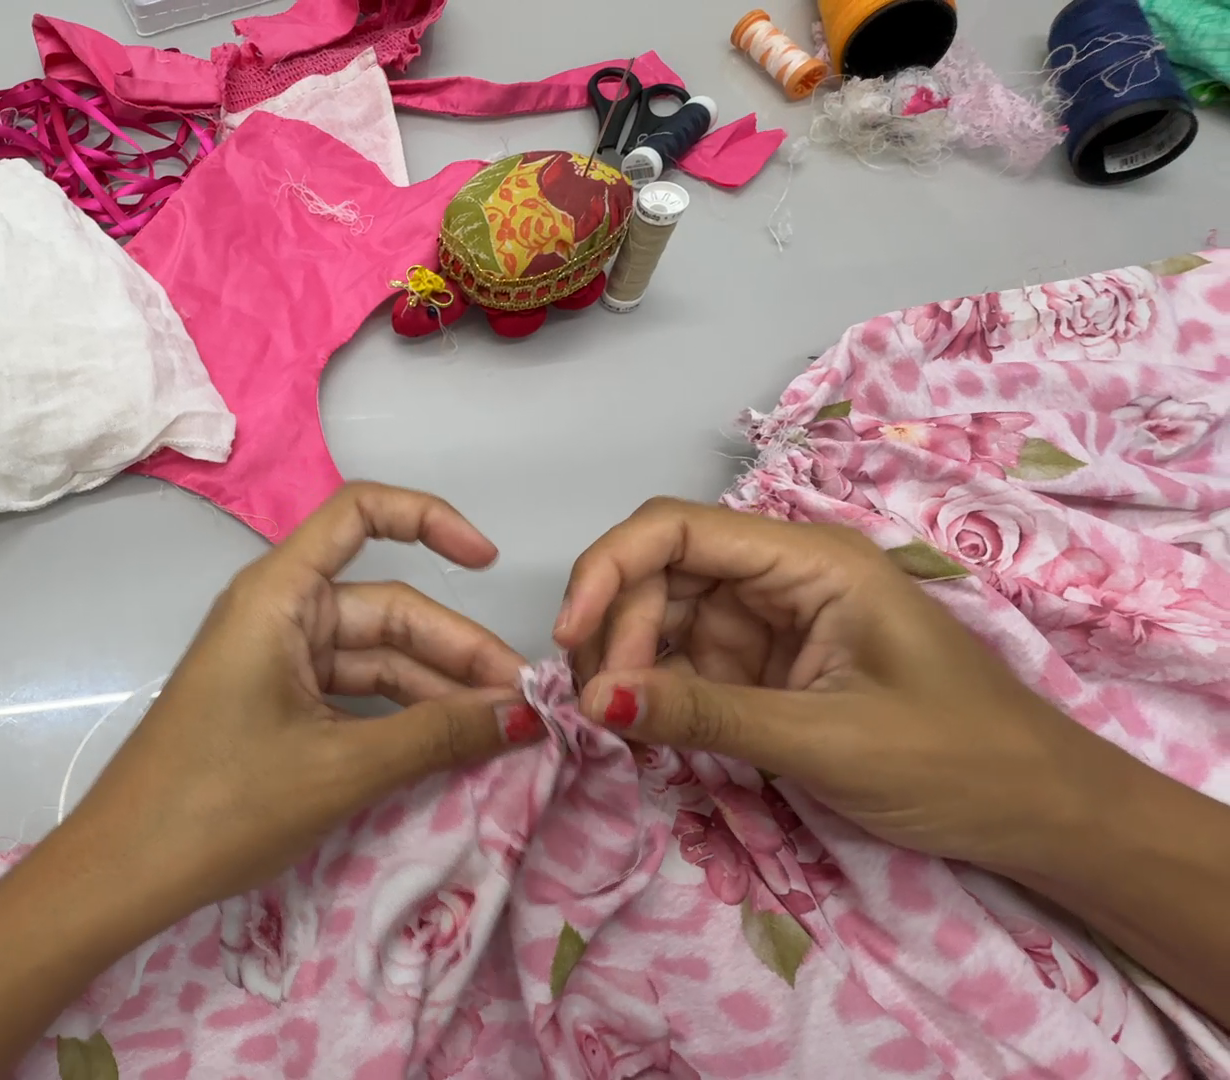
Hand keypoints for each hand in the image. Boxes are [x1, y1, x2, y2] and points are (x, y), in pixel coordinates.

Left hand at [65, 483, 536, 912]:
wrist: (126, 870)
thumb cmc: (224, 801)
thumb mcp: (342, 766)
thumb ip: (439, 735)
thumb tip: (528, 715)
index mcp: (279, 594)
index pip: (359, 514)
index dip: (429, 521)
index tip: (488, 564)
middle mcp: (279, 612)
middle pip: (386, 607)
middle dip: (457, 651)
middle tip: (528, 704)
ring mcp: (276, 659)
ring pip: (375, 655)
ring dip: (436, 690)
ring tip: (505, 731)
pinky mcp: (276, 702)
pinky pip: (352, 691)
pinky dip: (400, 714)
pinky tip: (451, 744)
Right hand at [551, 497, 1136, 873]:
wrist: (1047, 822)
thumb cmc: (961, 763)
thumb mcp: (826, 740)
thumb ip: (703, 715)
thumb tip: (592, 700)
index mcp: (807, 561)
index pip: (674, 530)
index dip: (606, 570)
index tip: (570, 639)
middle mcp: (773, 577)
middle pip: (654, 574)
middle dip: (616, 631)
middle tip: (603, 705)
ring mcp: (758, 621)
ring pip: (653, 618)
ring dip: (622, 663)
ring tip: (614, 723)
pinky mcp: (750, 664)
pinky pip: (673, 662)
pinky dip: (645, 692)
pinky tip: (639, 728)